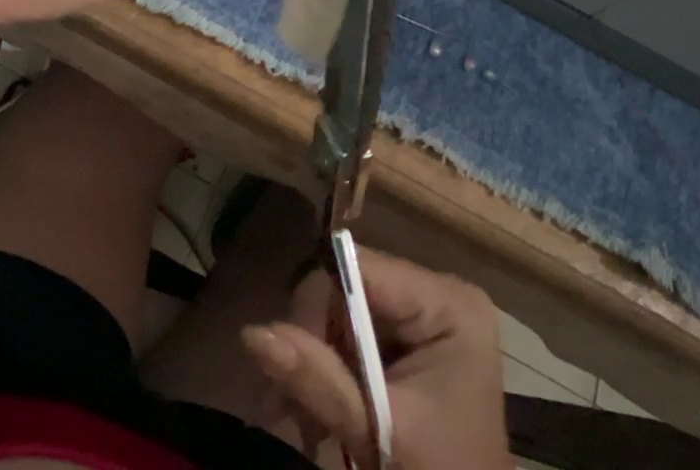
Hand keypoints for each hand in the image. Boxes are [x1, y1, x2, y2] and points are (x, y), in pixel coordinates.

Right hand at [243, 248, 511, 469]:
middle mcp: (436, 292)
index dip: (313, 307)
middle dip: (308, 342)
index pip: (358, 270)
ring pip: (336, 311)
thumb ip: (318, 380)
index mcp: (448, 304)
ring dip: (309, 360)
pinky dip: (323, 367)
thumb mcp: (379, 429)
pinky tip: (312, 407)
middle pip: (343, 288)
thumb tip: (251, 333)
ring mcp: (420, 312)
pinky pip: (346, 331)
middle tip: (284, 401)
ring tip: (296, 414)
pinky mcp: (404, 335)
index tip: (285, 359)